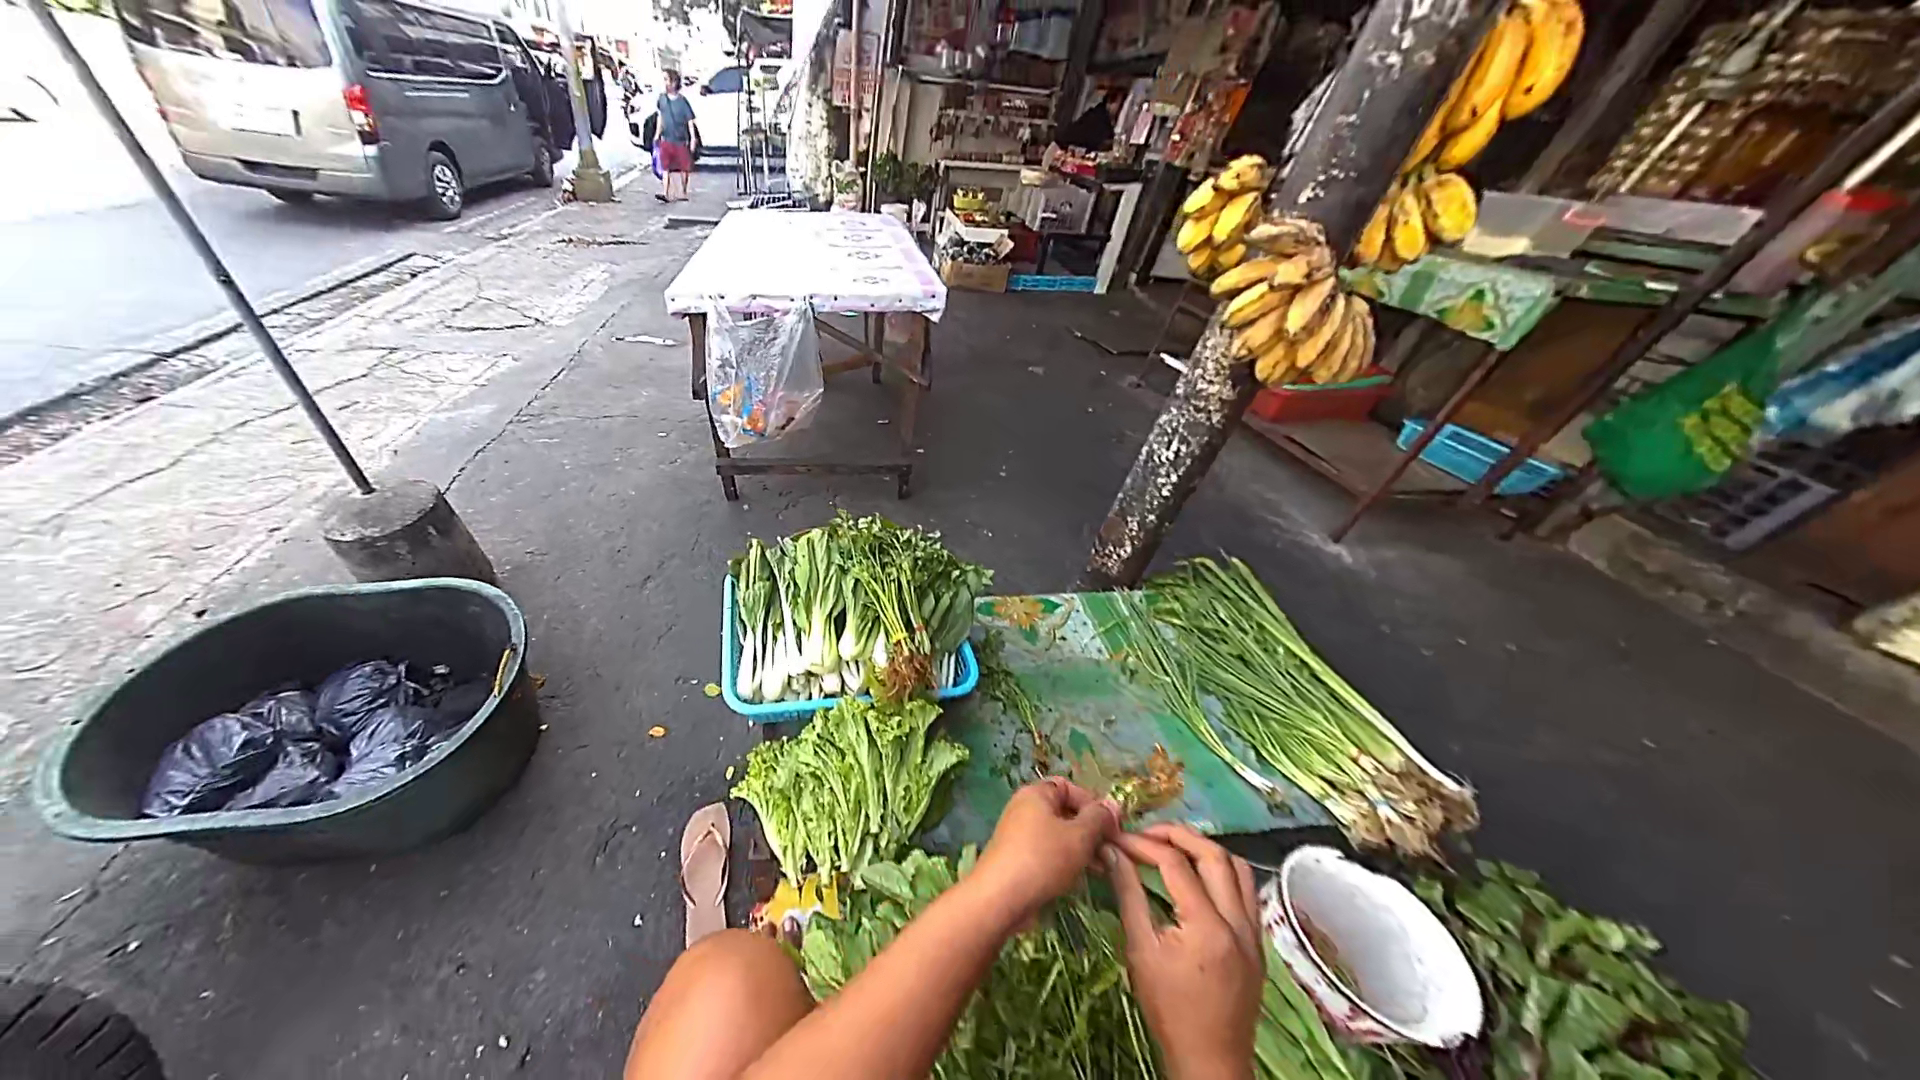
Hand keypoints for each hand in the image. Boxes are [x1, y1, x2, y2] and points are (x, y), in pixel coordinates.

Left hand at [968, 778, 1120, 924]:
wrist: (999, 899)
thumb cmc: (1043, 858)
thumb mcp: (1079, 836)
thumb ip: (1099, 818)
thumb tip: (1113, 804)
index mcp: (1037, 794)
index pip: (1071, 787)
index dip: (1094, 803)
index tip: (1114, 826)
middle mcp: (1026, 808)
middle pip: (1065, 811)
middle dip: (1091, 829)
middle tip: (1113, 849)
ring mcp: (1020, 834)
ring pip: (1059, 834)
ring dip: (1083, 847)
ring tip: (1104, 867)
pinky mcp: (1019, 858)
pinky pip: (1049, 851)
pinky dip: (1067, 859)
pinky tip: (1083, 877)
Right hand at [1107, 825, 1262, 1079]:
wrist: (1210, 1062)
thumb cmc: (1168, 1010)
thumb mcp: (1140, 950)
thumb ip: (1128, 895)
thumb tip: (1113, 853)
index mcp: (1207, 926)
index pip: (1175, 864)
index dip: (1143, 844)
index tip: (1119, 839)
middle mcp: (1238, 922)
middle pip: (1213, 854)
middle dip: (1177, 835)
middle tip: (1146, 834)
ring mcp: (1254, 932)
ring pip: (1238, 867)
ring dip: (1205, 849)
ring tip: (1173, 846)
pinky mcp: (1258, 942)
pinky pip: (1246, 890)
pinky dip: (1222, 871)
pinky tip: (1199, 875)